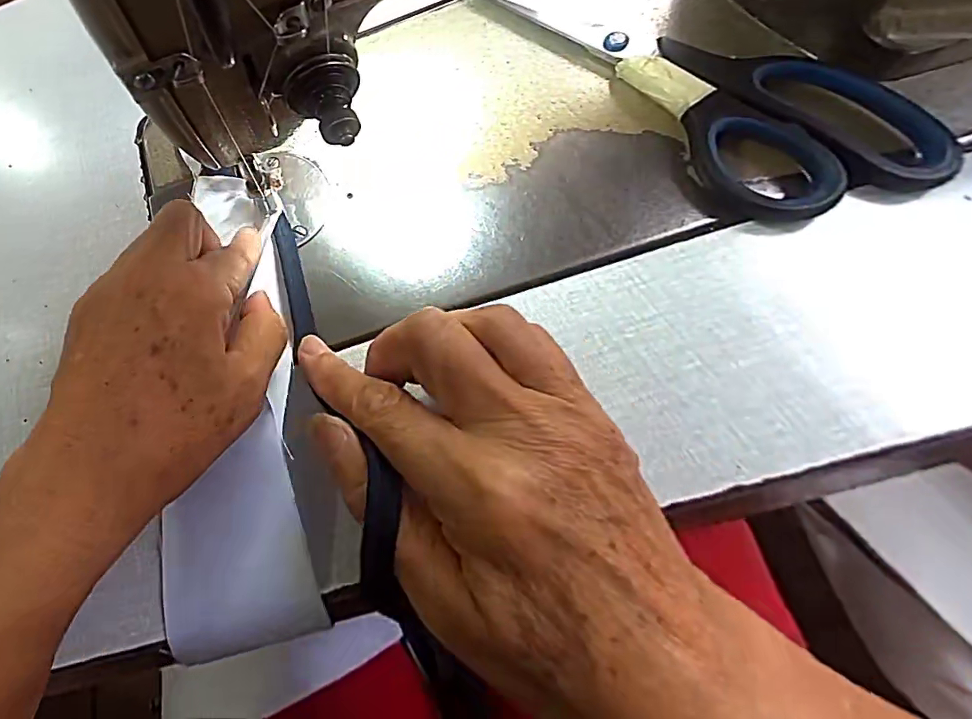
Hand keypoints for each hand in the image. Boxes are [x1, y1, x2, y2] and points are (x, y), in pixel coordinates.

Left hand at [36, 199, 286, 541]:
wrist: (88, 464)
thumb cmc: (168, 432)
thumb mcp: (244, 390)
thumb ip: (266, 331)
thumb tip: (260, 303)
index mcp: (195, 290)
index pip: (234, 248)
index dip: (250, 251)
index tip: (252, 253)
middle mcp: (150, 275)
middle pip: (182, 219)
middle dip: (207, 239)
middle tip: (217, 282)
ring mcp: (114, 287)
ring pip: (151, 242)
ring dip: (176, 260)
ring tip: (186, 313)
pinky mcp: (89, 306)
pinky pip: (127, 273)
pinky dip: (149, 284)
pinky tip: (155, 332)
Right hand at [297, 307, 904, 718]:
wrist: (657, 650)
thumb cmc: (543, 639)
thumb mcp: (438, 594)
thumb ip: (377, 503)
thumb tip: (333, 432)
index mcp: (478, 487)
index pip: (385, 407)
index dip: (337, 378)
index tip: (314, 357)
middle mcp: (523, 431)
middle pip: (437, 336)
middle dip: (391, 345)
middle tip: (380, 380)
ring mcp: (564, 412)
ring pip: (489, 321)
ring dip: (444, 332)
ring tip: (427, 369)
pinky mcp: (590, 408)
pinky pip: (534, 338)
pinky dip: (490, 339)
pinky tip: (479, 371)